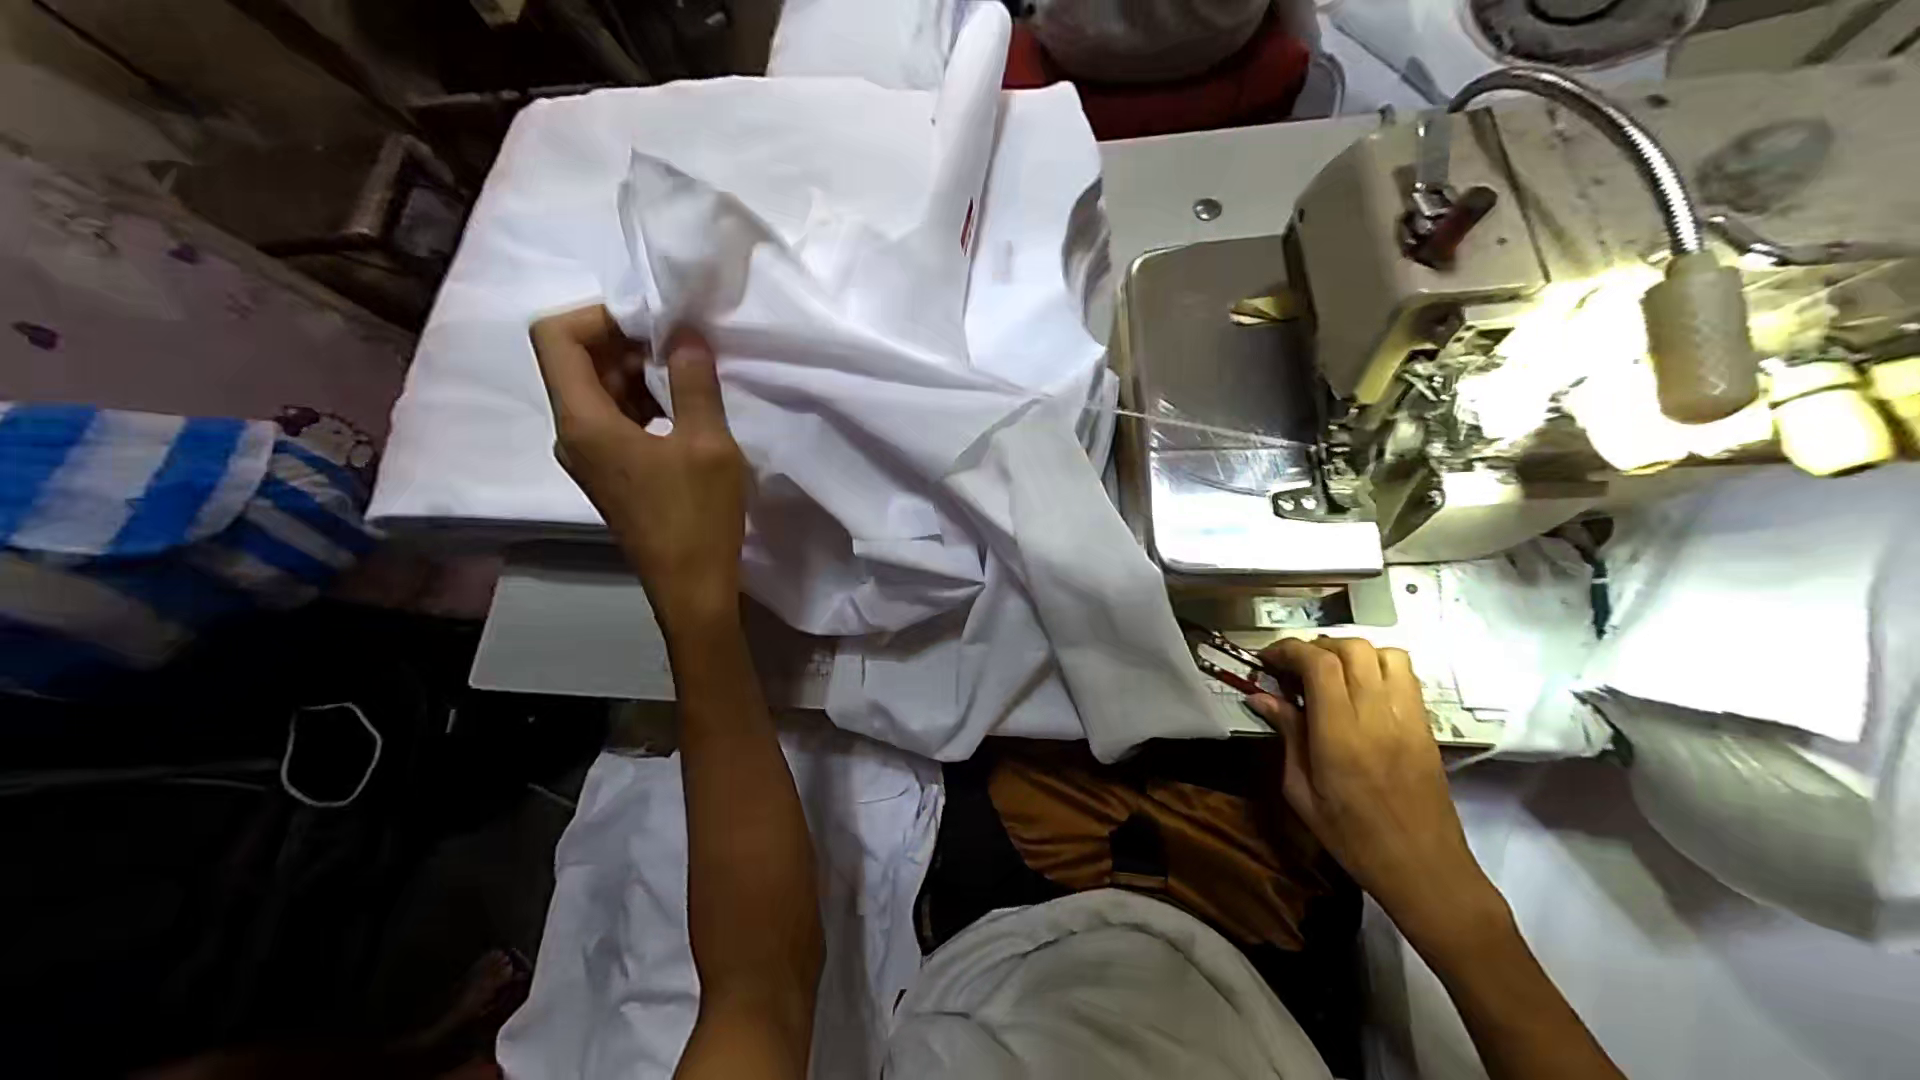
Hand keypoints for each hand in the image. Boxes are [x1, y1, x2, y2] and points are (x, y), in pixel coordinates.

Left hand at [531, 304, 746, 629]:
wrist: (692, 587)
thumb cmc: (697, 516)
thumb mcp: (708, 444)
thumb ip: (694, 383)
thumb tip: (685, 334)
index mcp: (584, 422)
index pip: (555, 337)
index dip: (598, 315)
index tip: (652, 322)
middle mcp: (572, 434)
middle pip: (575, 362)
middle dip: (624, 341)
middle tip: (680, 343)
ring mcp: (589, 457)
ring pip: (598, 391)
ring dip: (637, 372)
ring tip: (688, 374)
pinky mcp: (610, 474)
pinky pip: (614, 420)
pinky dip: (643, 402)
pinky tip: (684, 410)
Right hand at [1246, 637, 1500, 943]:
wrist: (1425, 869)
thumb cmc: (1353, 839)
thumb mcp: (1301, 793)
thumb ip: (1287, 737)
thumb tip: (1262, 698)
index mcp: (1341, 737)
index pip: (1320, 665)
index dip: (1289, 650)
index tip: (1268, 659)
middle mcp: (1378, 718)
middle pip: (1352, 649)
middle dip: (1316, 646)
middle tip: (1294, 666)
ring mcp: (1409, 719)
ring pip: (1384, 654)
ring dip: (1350, 653)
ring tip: (1328, 672)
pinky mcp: (1426, 726)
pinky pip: (1405, 676)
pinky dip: (1377, 667)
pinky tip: (1358, 688)